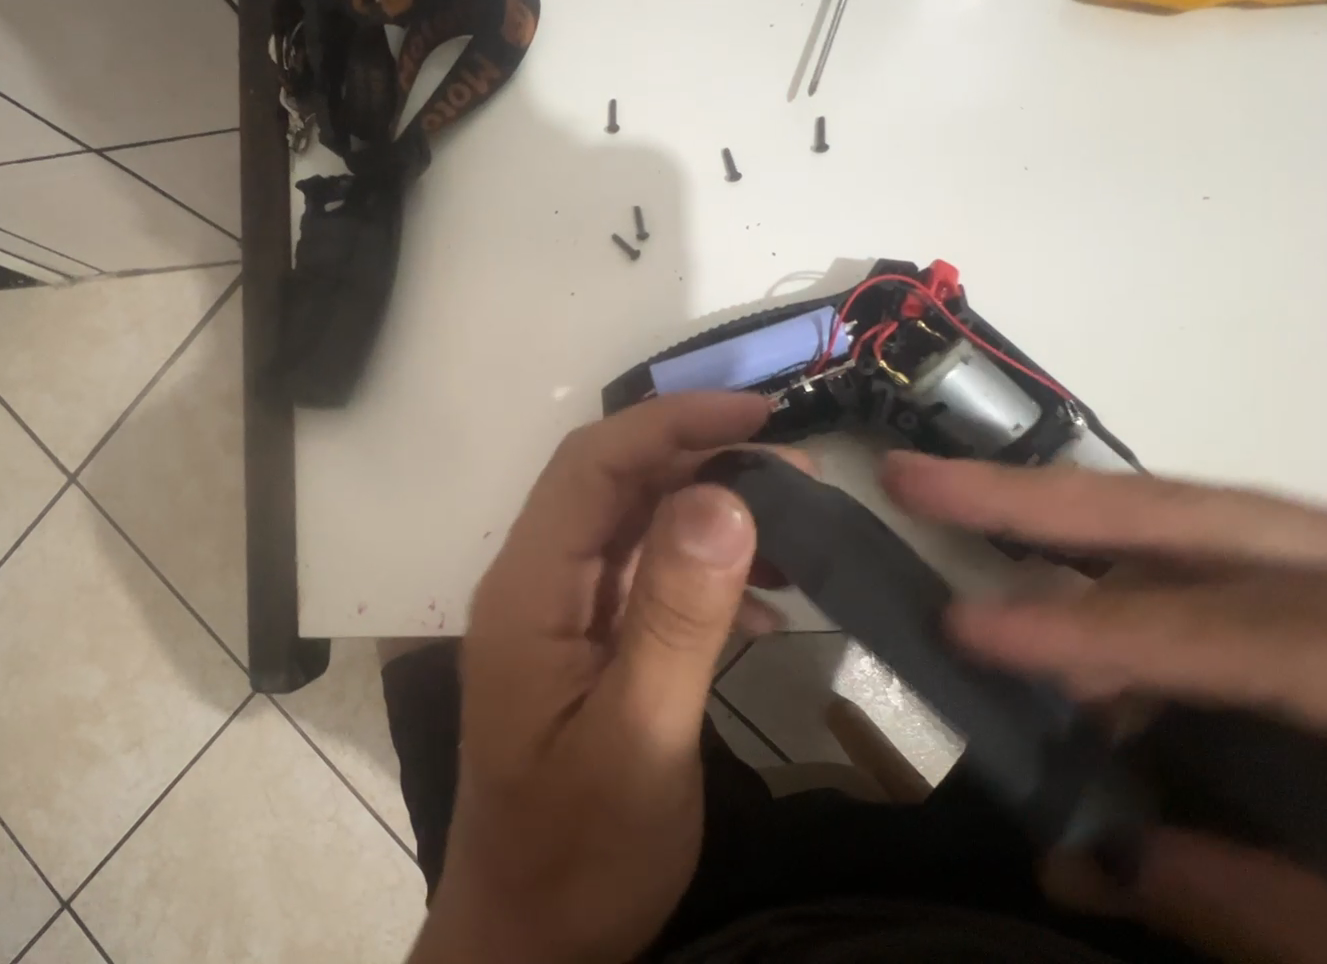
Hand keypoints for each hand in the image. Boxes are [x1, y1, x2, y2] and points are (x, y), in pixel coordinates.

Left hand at [409, 392, 771, 963]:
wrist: (531, 936)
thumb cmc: (577, 850)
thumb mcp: (639, 737)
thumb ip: (676, 616)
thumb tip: (721, 495)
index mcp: (529, 590)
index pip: (592, 466)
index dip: (670, 424)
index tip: (759, 415)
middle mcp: (536, 586)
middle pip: (613, 487)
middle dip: (701, 464)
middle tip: (797, 475)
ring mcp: (561, 617)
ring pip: (634, 531)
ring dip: (710, 518)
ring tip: (795, 533)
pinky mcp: (588, 648)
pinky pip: (646, 584)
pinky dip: (706, 576)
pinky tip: (766, 607)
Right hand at [881, 452, 1326, 963]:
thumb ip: (1287, 921)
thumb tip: (1092, 862)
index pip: (1262, 636)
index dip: (1101, 635)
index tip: (961, 624)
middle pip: (1218, 519)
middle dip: (1046, 499)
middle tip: (913, 475)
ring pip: (1219, 529)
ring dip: (1072, 532)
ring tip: (952, 517)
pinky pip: (1240, 577)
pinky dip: (1133, 595)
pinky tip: (1071, 633)